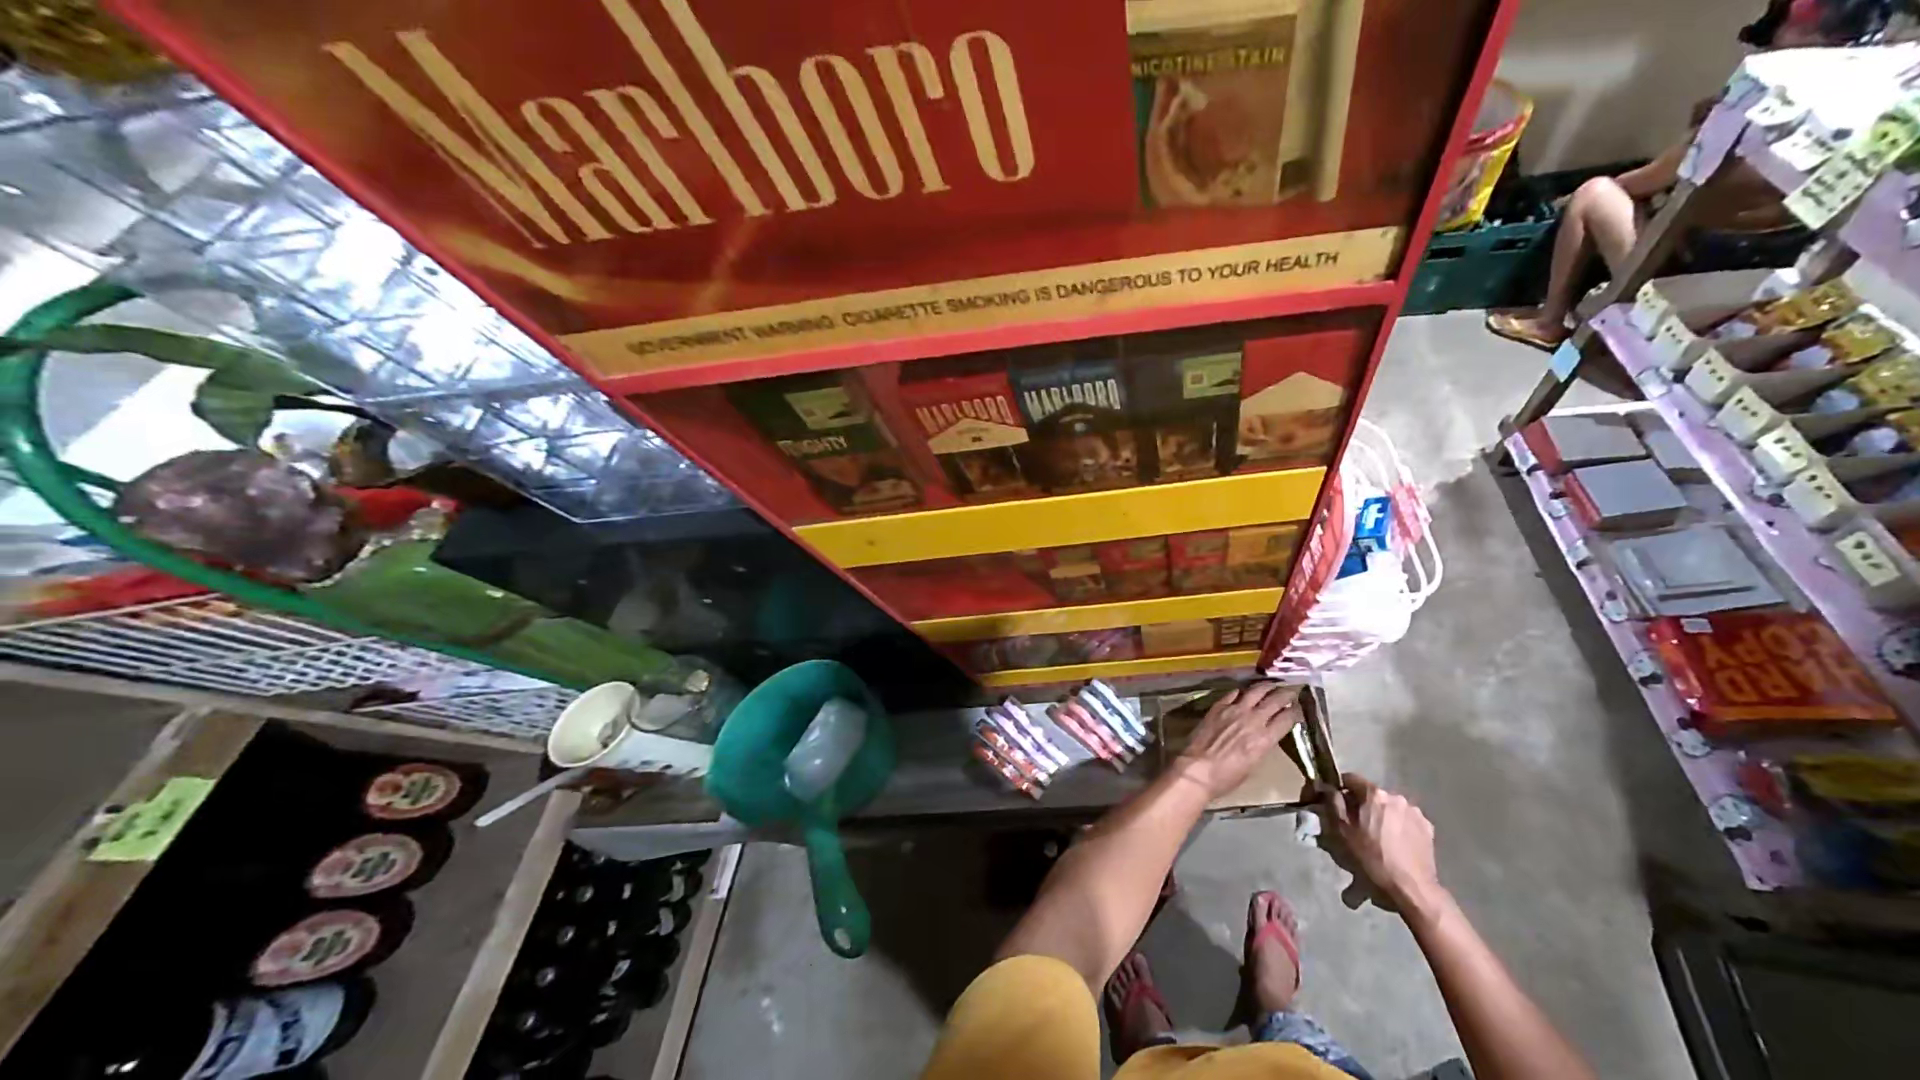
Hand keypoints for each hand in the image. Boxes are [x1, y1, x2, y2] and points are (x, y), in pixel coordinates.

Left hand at [1173, 682, 1298, 797]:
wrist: (1197, 769)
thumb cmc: (1227, 777)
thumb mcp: (1253, 764)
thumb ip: (1262, 745)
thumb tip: (1265, 736)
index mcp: (1265, 738)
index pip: (1287, 718)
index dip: (1296, 711)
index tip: (1299, 708)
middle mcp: (1253, 719)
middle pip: (1275, 700)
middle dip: (1287, 693)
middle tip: (1292, 689)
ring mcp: (1234, 710)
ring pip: (1255, 691)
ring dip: (1266, 686)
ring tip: (1272, 685)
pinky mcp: (1218, 707)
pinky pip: (1233, 694)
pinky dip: (1242, 691)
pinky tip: (1244, 692)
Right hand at [1331, 774, 1444, 911]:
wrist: (1412, 886)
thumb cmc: (1372, 856)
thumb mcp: (1343, 830)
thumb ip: (1333, 803)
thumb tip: (1328, 787)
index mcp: (1374, 794)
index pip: (1351, 779)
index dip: (1340, 788)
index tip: (1336, 801)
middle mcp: (1396, 797)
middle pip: (1373, 793)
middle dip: (1364, 804)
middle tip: (1358, 823)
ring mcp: (1415, 811)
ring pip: (1390, 806)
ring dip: (1383, 814)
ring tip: (1380, 834)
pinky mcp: (1428, 827)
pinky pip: (1406, 818)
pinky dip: (1399, 824)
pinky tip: (1396, 842)